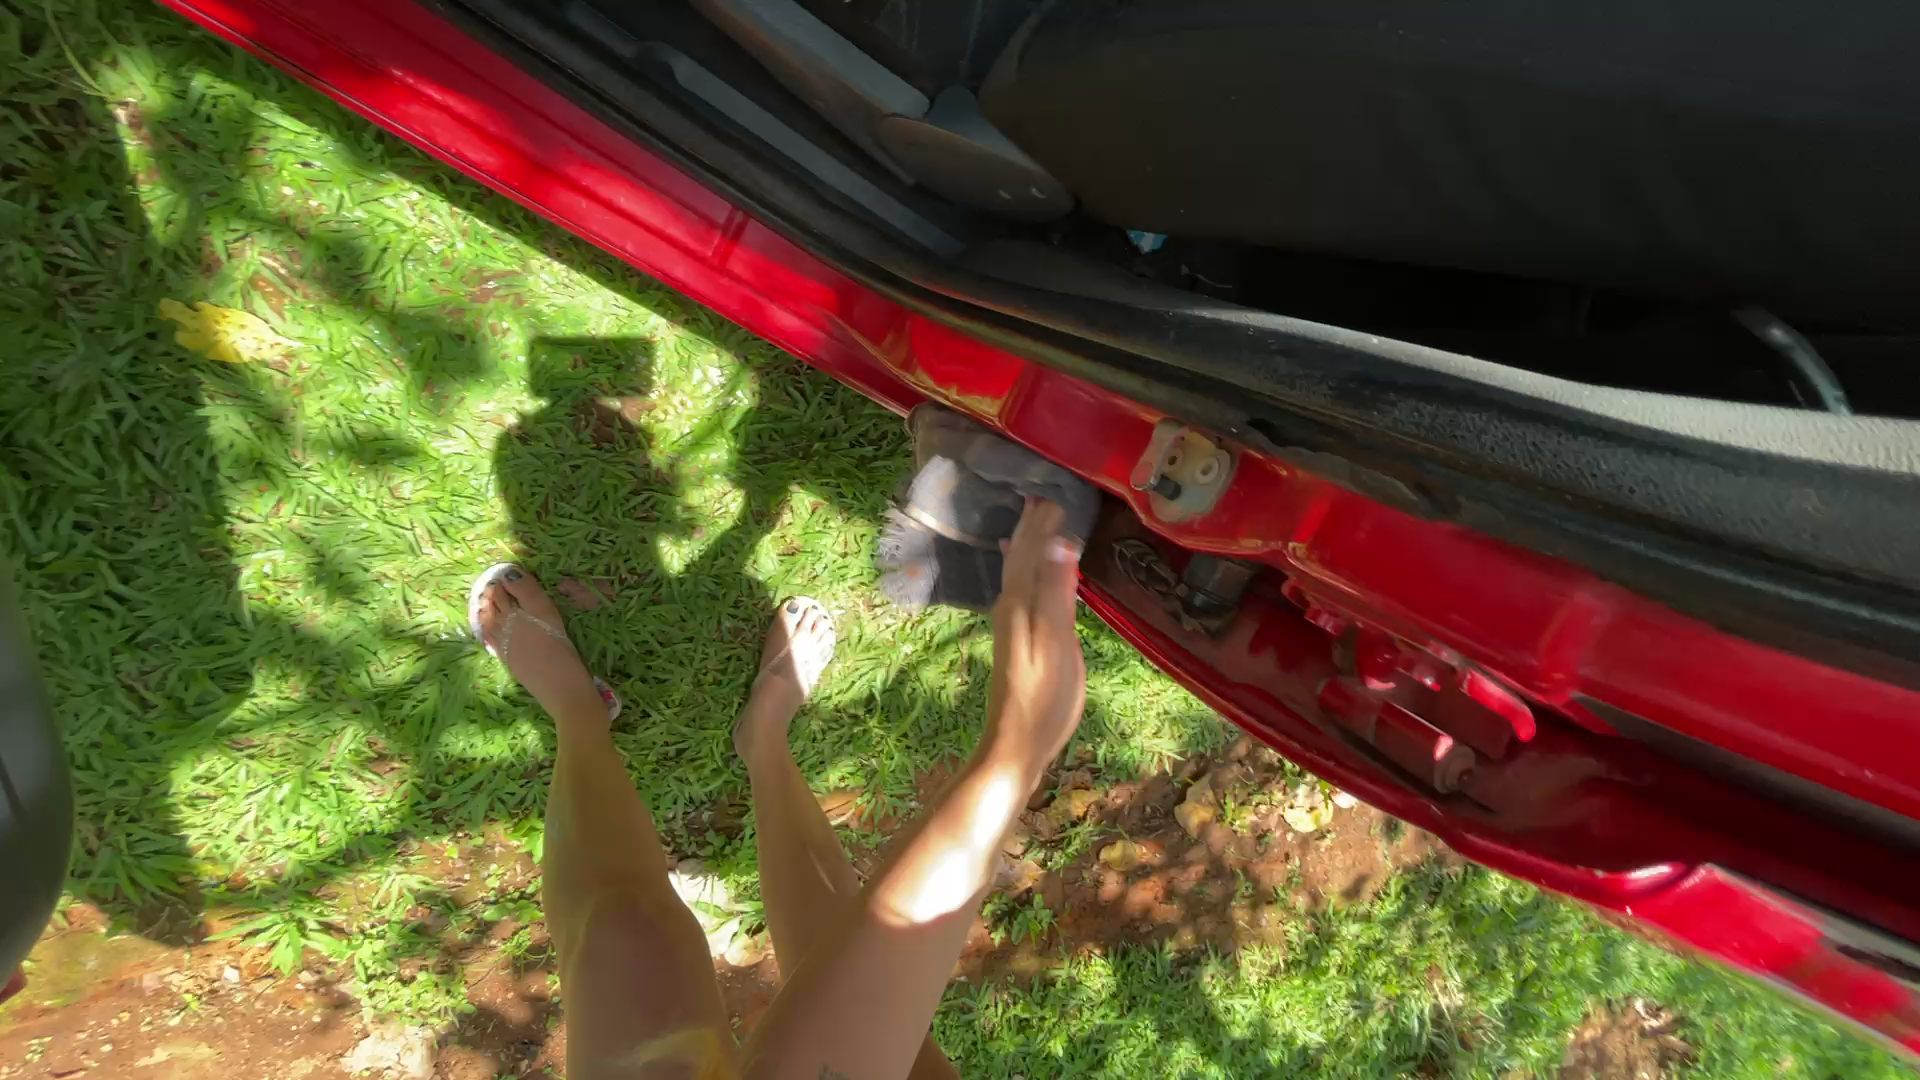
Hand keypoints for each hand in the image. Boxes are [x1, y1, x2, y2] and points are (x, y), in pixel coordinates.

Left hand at [985, 498, 1086, 776]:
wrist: (1016, 742)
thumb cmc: (1045, 696)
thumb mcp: (1057, 642)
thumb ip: (1057, 591)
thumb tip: (1059, 541)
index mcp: (1020, 601)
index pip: (1032, 549)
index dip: (1045, 522)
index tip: (1058, 491)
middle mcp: (1009, 604)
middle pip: (1019, 553)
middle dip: (1033, 524)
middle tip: (1045, 492)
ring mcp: (1009, 619)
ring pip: (1016, 566)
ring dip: (1025, 540)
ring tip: (1032, 514)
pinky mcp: (1015, 633)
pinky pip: (1017, 583)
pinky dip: (1018, 564)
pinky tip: (1014, 561)